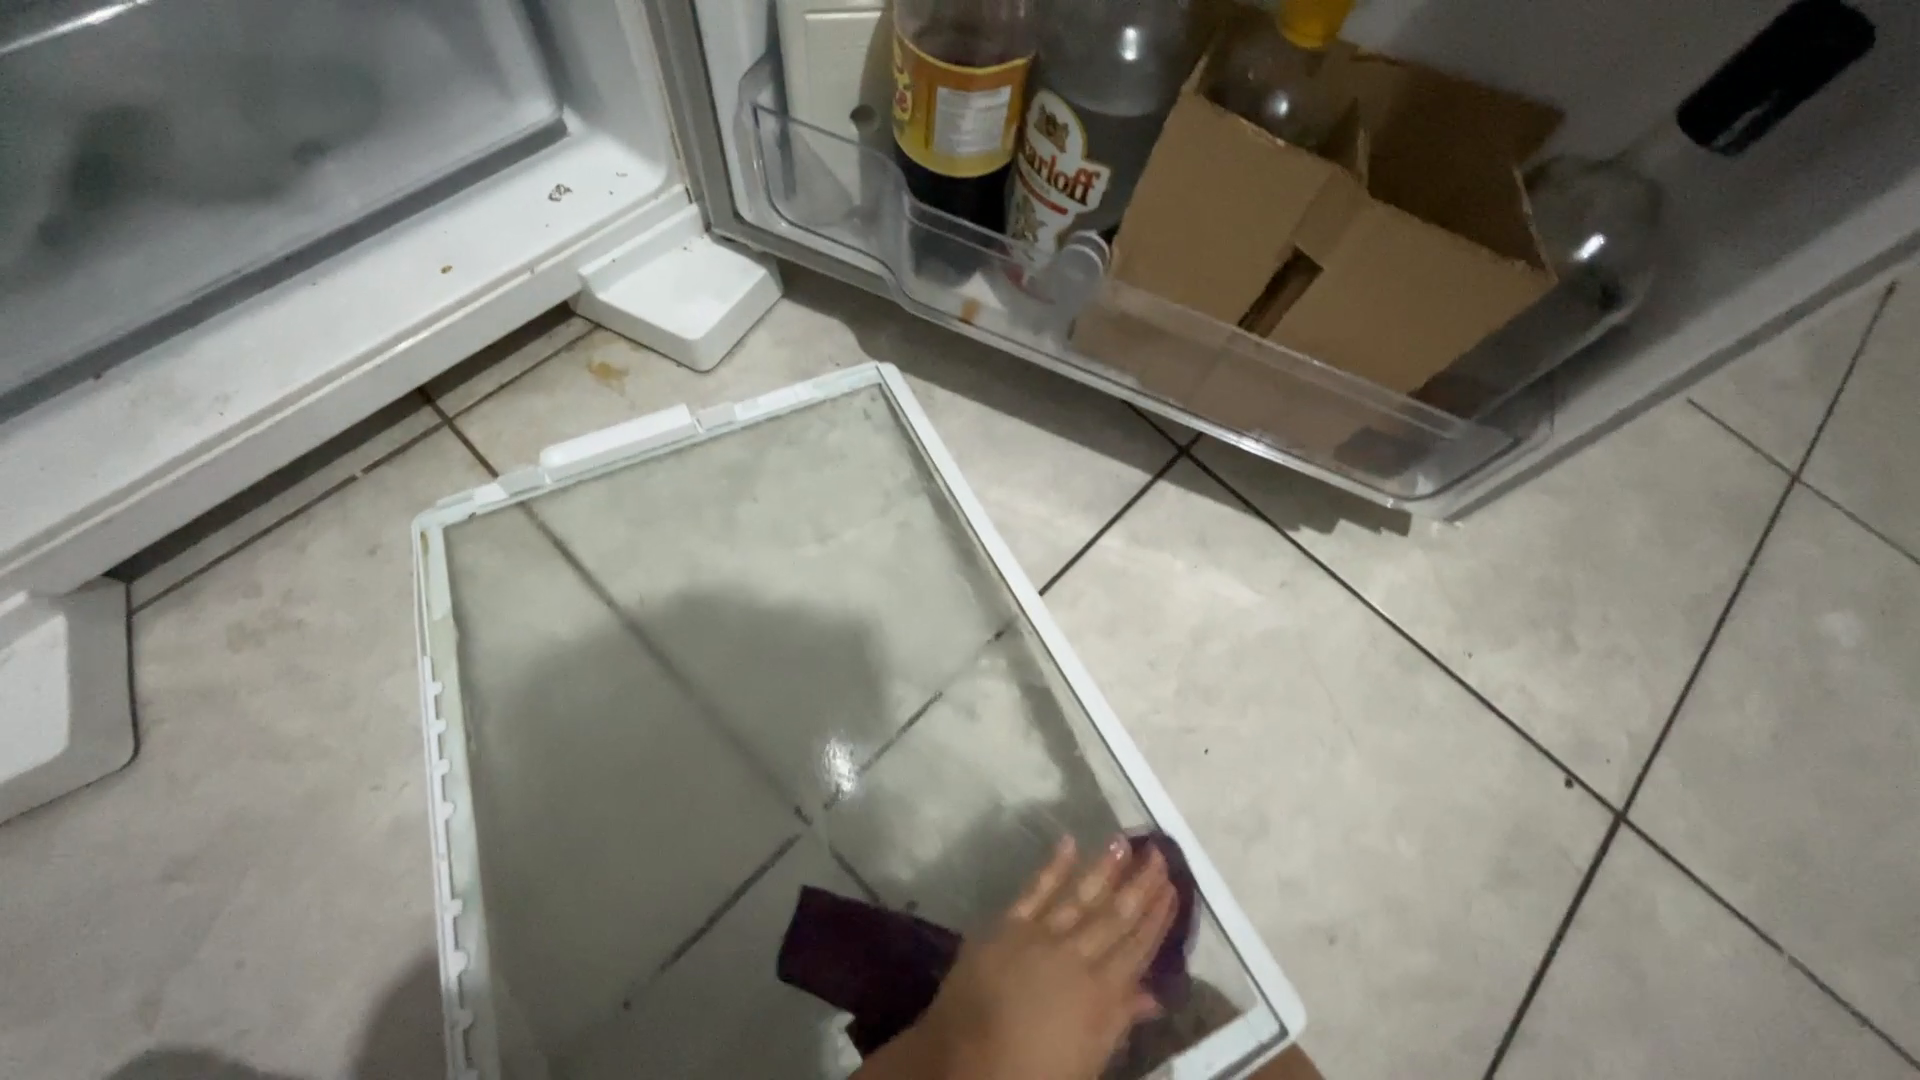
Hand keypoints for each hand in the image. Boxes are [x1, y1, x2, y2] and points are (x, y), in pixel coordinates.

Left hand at [916, 834, 1178, 1079]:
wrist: (967, 1063)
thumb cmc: (1032, 1070)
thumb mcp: (1089, 1058)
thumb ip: (1119, 1020)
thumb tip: (1153, 995)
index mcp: (1101, 994)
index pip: (1138, 948)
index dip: (1158, 917)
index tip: (1173, 888)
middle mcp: (1076, 957)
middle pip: (1115, 916)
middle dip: (1140, 884)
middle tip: (1157, 853)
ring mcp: (1040, 937)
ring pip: (1081, 897)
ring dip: (1104, 868)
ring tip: (1123, 841)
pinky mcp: (1007, 927)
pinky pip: (1035, 891)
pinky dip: (1053, 867)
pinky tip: (1069, 843)